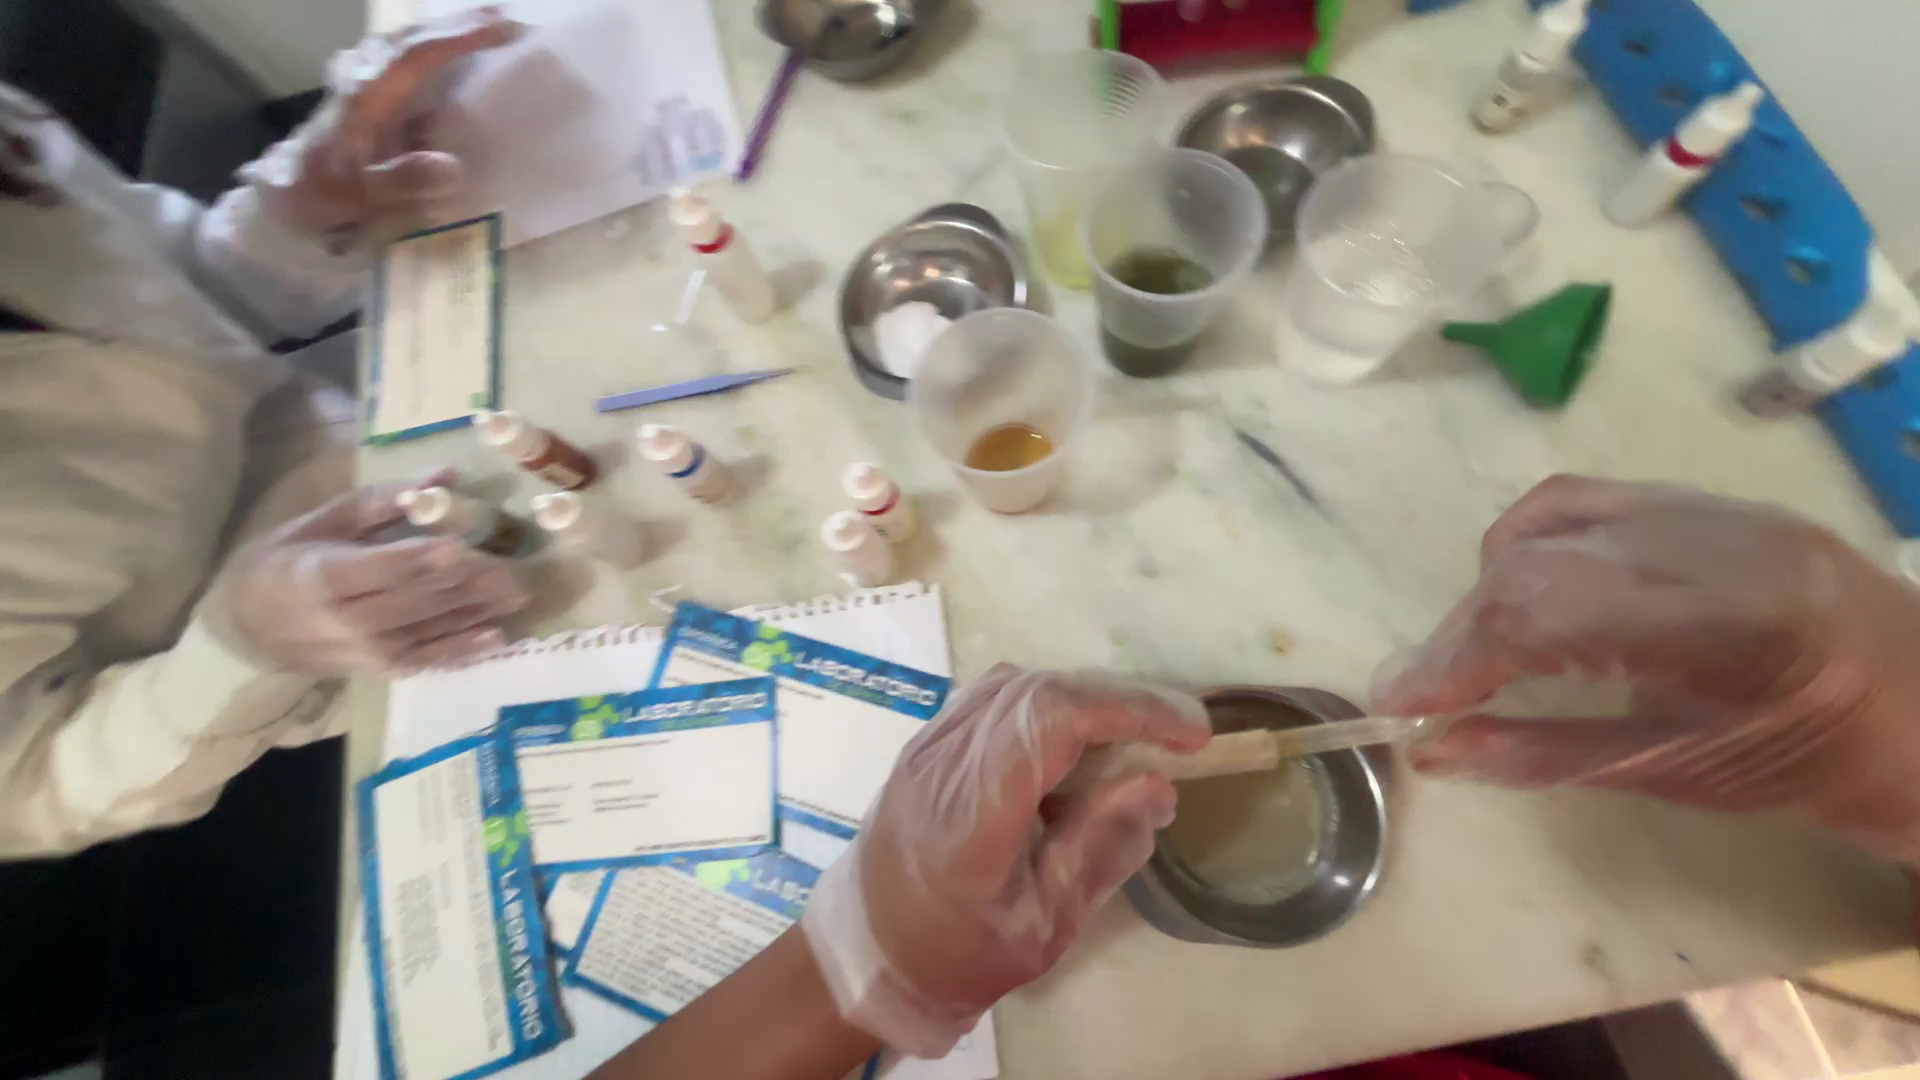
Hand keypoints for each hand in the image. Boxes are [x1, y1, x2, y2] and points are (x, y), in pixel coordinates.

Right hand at [206, 469, 527, 673]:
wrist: (248, 626)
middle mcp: (346, 619)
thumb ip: (384, 500)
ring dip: (478, 612)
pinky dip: (463, 650)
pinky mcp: (383, 668)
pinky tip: (497, 636)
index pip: (383, 568)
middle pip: (418, 598)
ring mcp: (367, 649)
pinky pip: (429, 659)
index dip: (423, 559)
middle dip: (469, 584)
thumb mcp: (324, 521)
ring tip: (520, 592)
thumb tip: (445, 475)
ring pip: (431, 628)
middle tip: (516, 568)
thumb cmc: (290, 560)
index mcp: (323, 575)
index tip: (461, 546)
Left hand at [238, 8, 523, 244]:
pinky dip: (434, 44)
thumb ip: (402, 180)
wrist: (291, 188)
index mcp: (365, 99)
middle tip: (509, 19)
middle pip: (413, 37)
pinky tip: (457, 46)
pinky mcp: (372, 89)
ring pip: (407, 41)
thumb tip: (452, 167)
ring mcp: (365, 79)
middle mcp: (363, 77)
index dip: (458, 40)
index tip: (501, 30)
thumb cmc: (328, 195)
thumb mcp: (361, 197)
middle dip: (460, 24)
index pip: (415, 57)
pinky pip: (406, 56)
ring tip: (490, 24)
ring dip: (448, 29)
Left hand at [801, 665, 1210, 1056]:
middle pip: (1038, 690)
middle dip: (1119, 699)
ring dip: (1084, 696)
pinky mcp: (927, 737)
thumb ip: (1100, 849)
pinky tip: (1071, 736)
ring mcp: (929, 740)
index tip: (1191, 732)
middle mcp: (944, 758)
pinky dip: (1046, 701)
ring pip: (1018, 682)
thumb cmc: (958, 953)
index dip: (1128, 709)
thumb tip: (1158, 783)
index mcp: (972, 813)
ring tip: (1132, 734)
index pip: (1051, 720)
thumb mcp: (1044, 927)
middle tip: (1177, 731)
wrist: (867, 949)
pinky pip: (995, 694)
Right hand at [1374, 475, 1919, 865]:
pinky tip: (1527, 585)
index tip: (1397, 701)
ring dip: (1487, 589)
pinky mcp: (1694, 498)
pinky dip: (1523, 544)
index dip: (1453, 658)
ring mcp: (1707, 509)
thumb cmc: (1814, 764)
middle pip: (1529, 566)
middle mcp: (1715, 545)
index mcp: (1731, 625)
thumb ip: (1534, 755)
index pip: (1542, 615)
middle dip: (1459, 633)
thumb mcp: (1673, 774)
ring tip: (1488, 643)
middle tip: (1427, 686)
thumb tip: (1428, 749)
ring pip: (1540, 525)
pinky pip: (1571, 501)